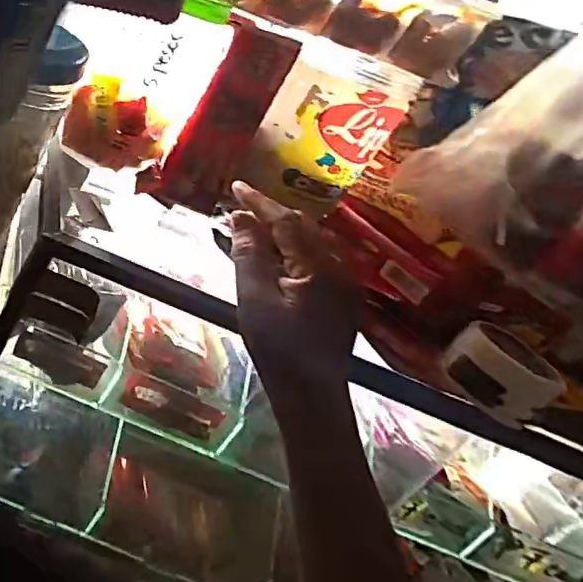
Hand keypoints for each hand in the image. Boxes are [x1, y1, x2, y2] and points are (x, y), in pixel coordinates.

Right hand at [228, 181, 364, 408]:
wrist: (311, 395)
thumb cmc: (278, 348)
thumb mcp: (254, 298)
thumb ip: (249, 253)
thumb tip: (241, 217)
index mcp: (318, 268)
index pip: (286, 221)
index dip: (259, 202)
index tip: (236, 186)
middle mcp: (339, 269)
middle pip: (304, 226)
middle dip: (272, 211)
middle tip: (241, 203)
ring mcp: (346, 283)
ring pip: (314, 240)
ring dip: (284, 226)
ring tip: (256, 221)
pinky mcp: (344, 296)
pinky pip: (320, 256)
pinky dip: (296, 244)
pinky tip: (279, 249)